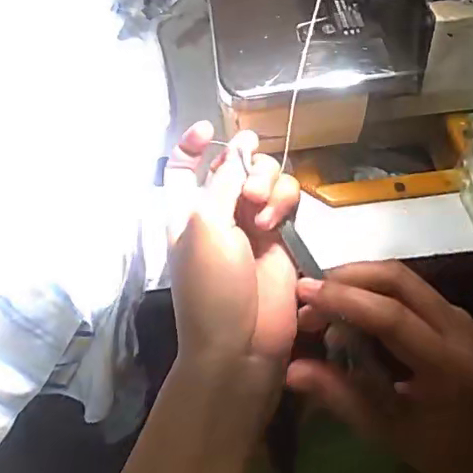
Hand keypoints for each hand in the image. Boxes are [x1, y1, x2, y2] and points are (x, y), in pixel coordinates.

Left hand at [164, 123, 300, 403]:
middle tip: (249, 192)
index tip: (208, 129)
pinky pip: (288, 198)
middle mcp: (219, 210)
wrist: (243, 342)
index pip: (184, 165)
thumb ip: (222, 182)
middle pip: (236, 163)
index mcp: (187, 208)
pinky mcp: (280, 234)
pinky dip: (284, 202)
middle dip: (246, 165)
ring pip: (267, 176)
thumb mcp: (205, 227)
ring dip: (268, 184)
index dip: (192, 144)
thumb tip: (239, 148)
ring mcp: (251, 222)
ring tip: (262, 213)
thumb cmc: (212, 285)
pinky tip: (275, 224)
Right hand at [287, 261, 472, 472]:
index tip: (303, 293)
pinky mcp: (457, 313)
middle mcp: (460, 330)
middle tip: (309, 294)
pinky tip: (353, 309)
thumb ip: (341, 397)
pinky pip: (411, 289)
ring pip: (404, 278)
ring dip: (358, 281)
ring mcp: (462, 317)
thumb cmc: (443, 453)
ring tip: (324, 302)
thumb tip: (291, 369)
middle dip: (347, 278)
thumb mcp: (388, 434)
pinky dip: (375, 290)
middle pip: (399, 280)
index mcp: (448, 366)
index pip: (392, 317)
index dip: (344, 300)